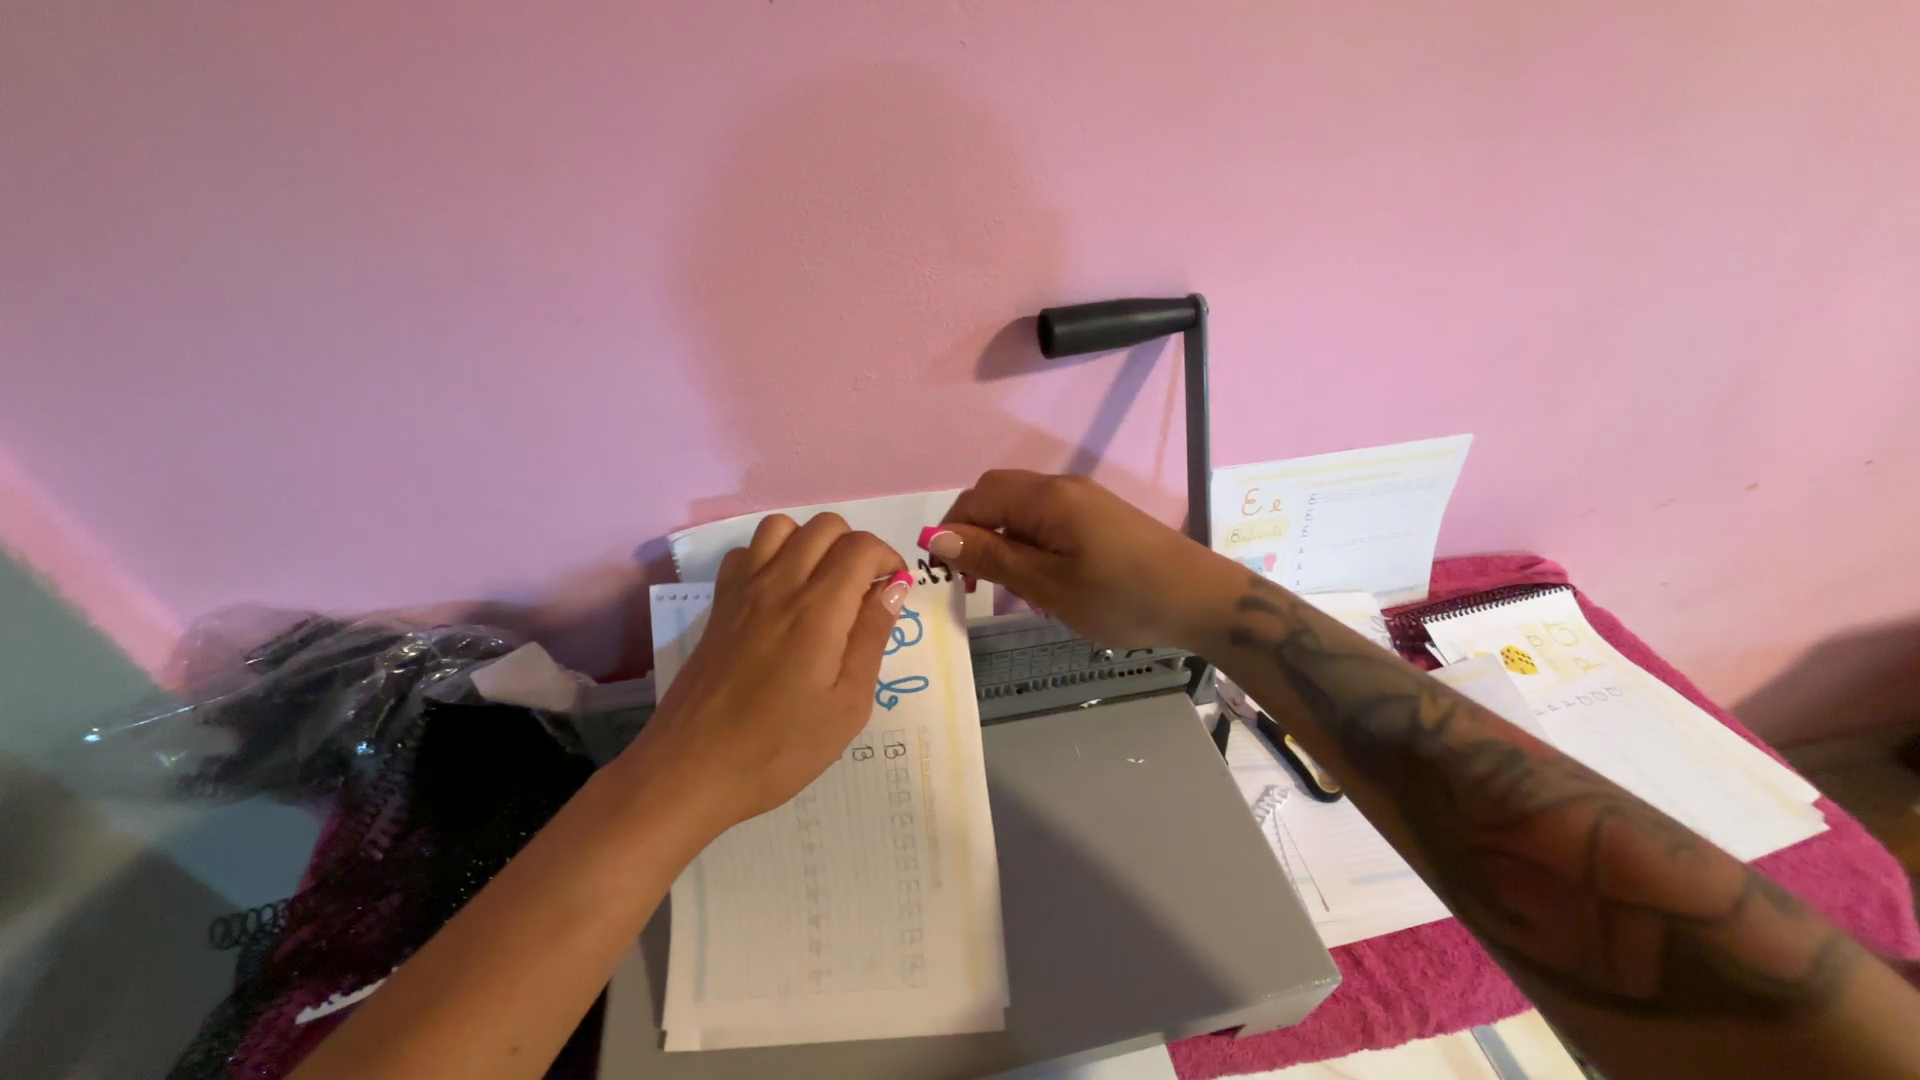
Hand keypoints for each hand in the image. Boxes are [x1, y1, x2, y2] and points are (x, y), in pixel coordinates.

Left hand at [624, 513, 911, 828]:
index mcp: (818, 610)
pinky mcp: (718, 607)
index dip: (888, 558)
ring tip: (823, 586)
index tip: (893, 592)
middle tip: (864, 592)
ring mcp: (742, 592)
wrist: (691, 769)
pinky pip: (746, 552)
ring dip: (812, 543)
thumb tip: (895, 585)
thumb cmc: (781, 747)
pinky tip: (780, 596)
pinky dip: (771, 556)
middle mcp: (779, 585)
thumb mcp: (847, 705)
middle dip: (856, 547)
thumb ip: (872, 637)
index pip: (861, 546)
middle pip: (825, 525)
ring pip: (782, 526)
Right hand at [927, 470, 1232, 649]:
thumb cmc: (1120, 597)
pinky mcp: (1100, 515)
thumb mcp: (1048, 585)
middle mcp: (1062, 487)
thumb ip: (992, 558)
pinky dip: (1030, 542)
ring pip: (1022, 509)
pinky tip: (1043, 579)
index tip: (952, 578)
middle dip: (976, 533)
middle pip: (997, 495)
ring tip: (1014, 587)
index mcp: (1046, 498)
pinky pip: (1047, 518)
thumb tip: (937, 538)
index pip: (976, 498)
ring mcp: (1084, 500)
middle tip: (979, 583)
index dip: (952, 533)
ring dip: (1004, 540)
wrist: (1200, 599)